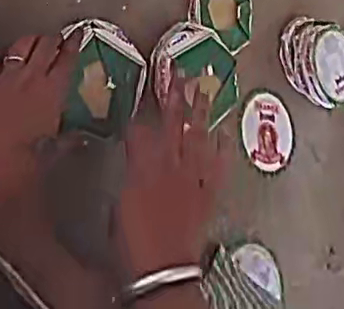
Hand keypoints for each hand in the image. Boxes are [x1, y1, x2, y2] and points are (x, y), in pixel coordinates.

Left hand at [0, 35, 73, 196]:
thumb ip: (69, 141)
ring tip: (34, 43)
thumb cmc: (26, 168)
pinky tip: (1, 56)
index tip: (78, 33)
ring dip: (31, 40)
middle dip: (54, 38)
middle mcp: (31, 77)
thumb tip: (83, 139)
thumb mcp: (54, 154)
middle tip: (58, 41)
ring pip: (21, 44)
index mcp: (53, 91)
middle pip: (46, 43)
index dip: (75, 42)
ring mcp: (6, 79)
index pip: (68, 57)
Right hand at [116, 76, 222, 277]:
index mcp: (142, 164)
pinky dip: (222, 148)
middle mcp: (170, 162)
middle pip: (172, 121)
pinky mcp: (208, 191)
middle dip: (175, 94)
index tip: (137, 98)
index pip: (138, 128)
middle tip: (180, 71)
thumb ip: (129, 177)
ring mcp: (192, 175)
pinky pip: (218, 164)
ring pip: (198, 134)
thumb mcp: (118, 205)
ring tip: (204, 90)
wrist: (163, 271)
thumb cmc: (132, 243)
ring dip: (201, 111)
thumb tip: (134, 168)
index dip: (136, 114)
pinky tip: (224, 133)